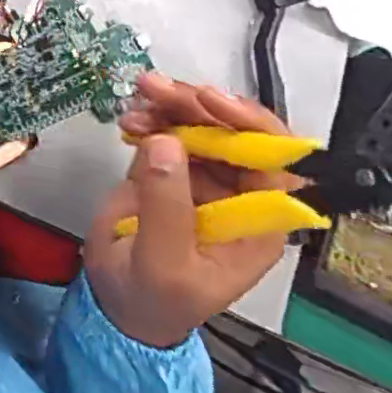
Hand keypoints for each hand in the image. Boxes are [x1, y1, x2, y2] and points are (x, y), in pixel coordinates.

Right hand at [84, 73, 303, 347]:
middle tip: (156, 87)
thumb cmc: (152, 296)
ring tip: (136, 100)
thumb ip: (167, 205)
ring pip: (198, 127)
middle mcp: (236, 194)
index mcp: (257, 221)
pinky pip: (165, 133)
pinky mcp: (164, 171)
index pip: (274, 162)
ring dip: (170, 106)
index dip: (250, 125)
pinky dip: (148, 119)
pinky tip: (129, 119)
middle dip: (198, 105)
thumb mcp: (163, 261)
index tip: (209, 101)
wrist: (116, 304)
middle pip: (233, 134)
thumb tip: (166, 142)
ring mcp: (199, 180)